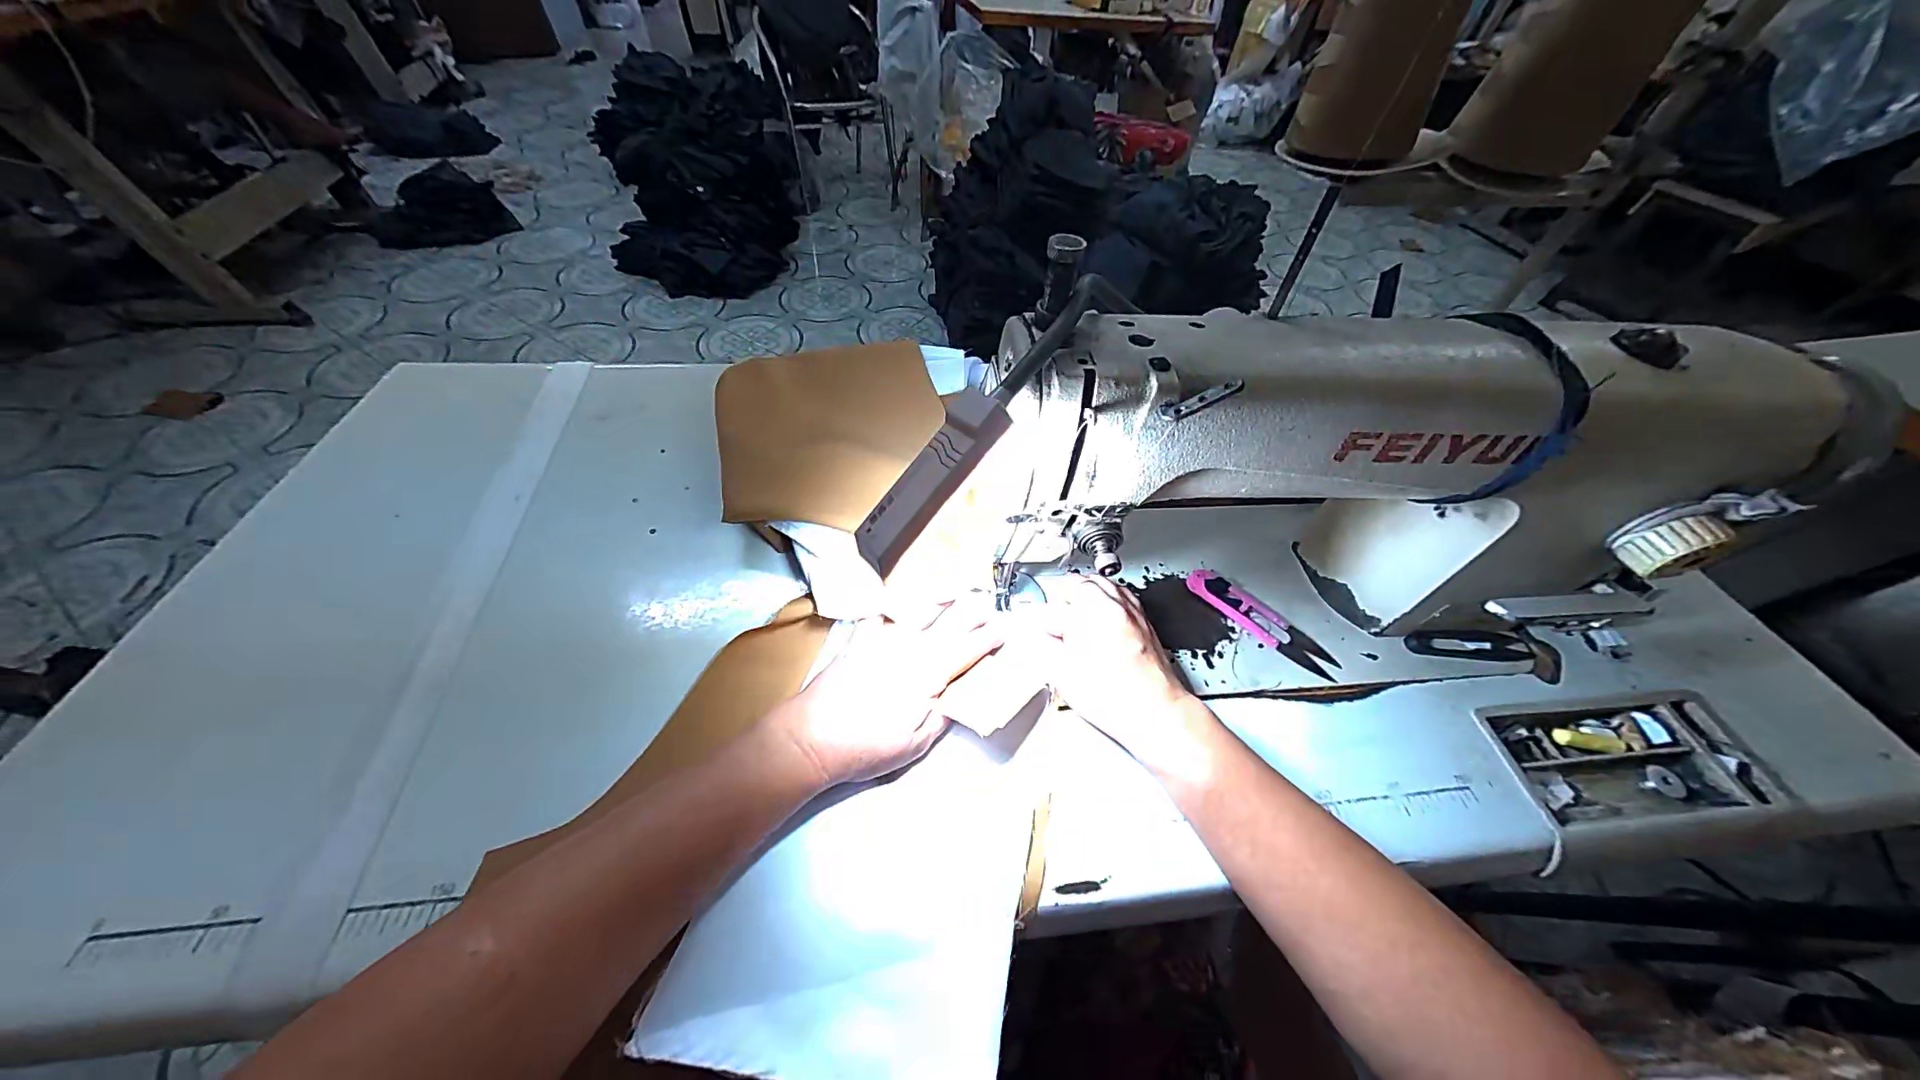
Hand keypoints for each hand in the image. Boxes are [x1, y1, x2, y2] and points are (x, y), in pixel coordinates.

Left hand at [760, 601, 1003, 789]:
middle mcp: (910, 647)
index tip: (1003, 631)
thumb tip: (956, 696)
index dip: (989, 638)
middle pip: (950, 619)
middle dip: (974, 610)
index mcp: (929, 673)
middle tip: (987, 606)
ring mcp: (882, 639)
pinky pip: (879, 614)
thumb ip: (941, 715)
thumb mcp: (915, 744)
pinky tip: (897, 607)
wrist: (811, 737)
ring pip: (919, 607)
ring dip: (942, 598)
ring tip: (955, 591)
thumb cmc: (864, 747)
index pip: (968, 648)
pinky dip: (892, 607)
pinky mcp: (858, 639)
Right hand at [1020, 574, 1222, 783]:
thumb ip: (1040, 645)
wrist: (1157, 714)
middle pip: (1077, 584)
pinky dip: (1104, 599)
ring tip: (1069, 614)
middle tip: (1046, 620)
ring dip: (1082, 594)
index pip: (1049, 607)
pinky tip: (1097, 616)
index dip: (1032, 620)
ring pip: (1101, 584)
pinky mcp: (1143, 621)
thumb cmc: (1118, 700)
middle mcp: (1114, 606)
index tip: (1025, 628)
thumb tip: (1028, 632)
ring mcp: (1131, 611)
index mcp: (1091, 614)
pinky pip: (1120, 595)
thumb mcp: (1063, 674)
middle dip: (1057, 600)